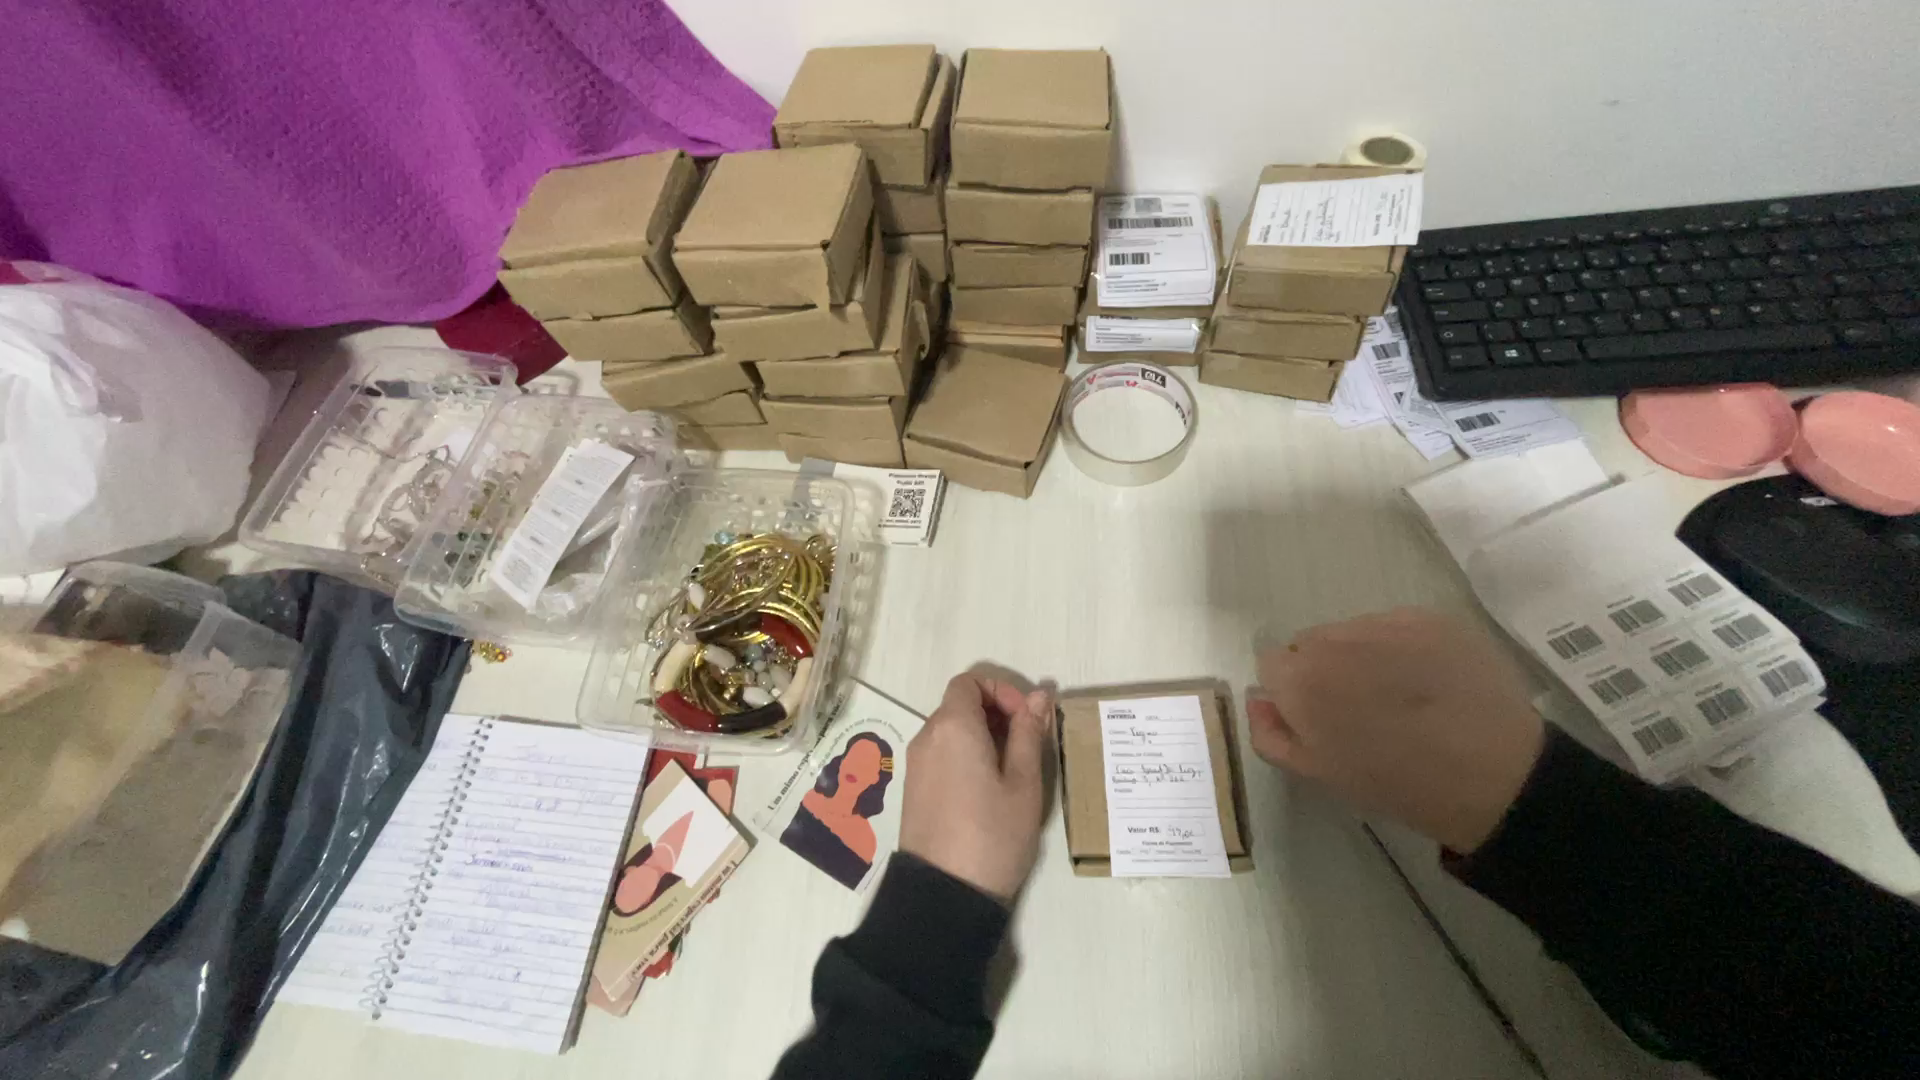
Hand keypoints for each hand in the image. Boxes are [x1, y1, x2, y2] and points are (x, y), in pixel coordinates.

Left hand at [899, 673, 1052, 902]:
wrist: (944, 894)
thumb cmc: (993, 834)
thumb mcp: (1024, 783)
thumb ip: (1029, 733)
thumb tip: (1039, 696)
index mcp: (953, 726)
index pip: (969, 681)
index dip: (1000, 690)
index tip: (1025, 718)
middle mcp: (927, 736)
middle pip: (959, 704)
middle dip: (995, 713)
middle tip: (1026, 746)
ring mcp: (915, 763)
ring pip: (950, 730)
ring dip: (981, 736)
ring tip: (1011, 772)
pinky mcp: (913, 788)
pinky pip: (940, 753)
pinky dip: (964, 755)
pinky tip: (987, 790)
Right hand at [1247, 608, 1545, 852]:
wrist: (1496, 776)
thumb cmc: (1396, 783)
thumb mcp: (1318, 773)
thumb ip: (1270, 733)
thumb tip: (1259, 699)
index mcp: (1300, 680)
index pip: (1270, 664)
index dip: (1292, 693)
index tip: (1320, 718)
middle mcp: (1333, 640)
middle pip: (1309, 644)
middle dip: (1324, 670)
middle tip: (1360, 708)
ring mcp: (1383, 624)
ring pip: (1350, 632)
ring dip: (1360, 656)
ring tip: (1399, 694)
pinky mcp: (1427, 617)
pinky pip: (1392, 625)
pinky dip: (1399, 647)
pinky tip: (1426, 679)